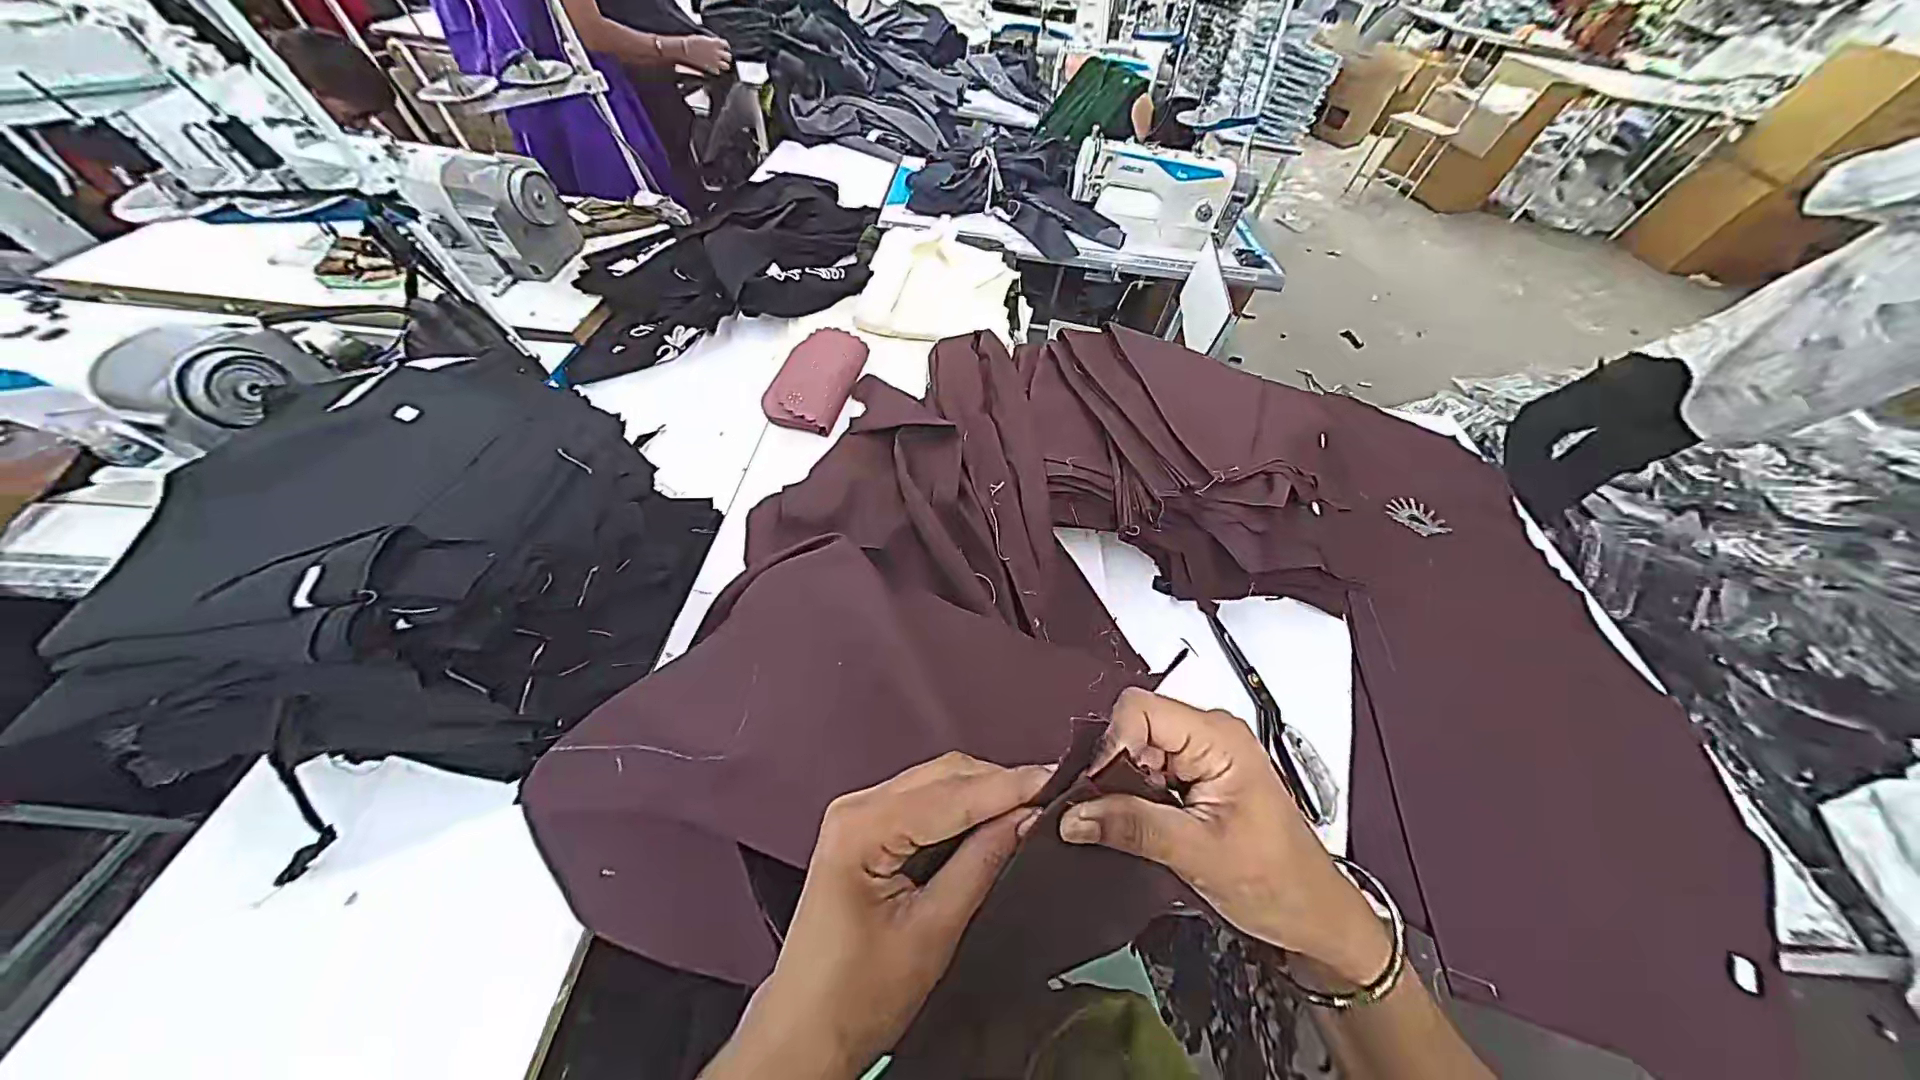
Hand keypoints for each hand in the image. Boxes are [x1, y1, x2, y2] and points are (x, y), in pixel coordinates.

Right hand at [678, 34, 732, 73]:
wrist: (686, 49)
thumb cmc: (692, 41)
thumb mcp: (703, 38)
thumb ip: (712, 42)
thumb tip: (715, 44)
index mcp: (715, 43)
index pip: (726, 44)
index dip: (726, 46)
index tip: (725, 47)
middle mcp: (717, 52)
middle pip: (728, 57)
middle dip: (726, 57)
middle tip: (724, 57)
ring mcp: (714, 61)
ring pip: (726, 66)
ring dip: (724, 65)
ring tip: (721, 64)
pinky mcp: (711, 68)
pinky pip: (718, 71)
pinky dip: (716, 70)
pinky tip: (714, 68)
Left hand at [700, 753, 1051, 1078]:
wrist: (805, 1030)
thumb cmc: (855, 995)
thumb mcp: (931, 932)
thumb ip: (980, 864)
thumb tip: (1026, 818)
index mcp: (860, 829)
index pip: (950, 794)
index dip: (1009, 785)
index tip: (1057, 781)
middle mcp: (855, 807)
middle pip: (944, 775)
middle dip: (1001, 782)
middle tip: (1052, 795)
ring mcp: (859, 813)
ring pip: (938, 781)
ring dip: (985, 790)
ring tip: (1032, 802)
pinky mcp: (868, 828)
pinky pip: (926, 799)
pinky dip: (965, 804)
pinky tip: (994, 815)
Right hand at [1059, 688, 1390, 988]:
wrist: (1313, 916)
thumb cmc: (1284, 882)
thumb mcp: (1199, 854)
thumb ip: (1132, 826)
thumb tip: (1077, 814)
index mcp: (1218, 738)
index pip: (1138, 709)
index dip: (1110, 744)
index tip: (1095, 787)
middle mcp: (1208, 736)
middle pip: (1131, 726)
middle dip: (1111, 769)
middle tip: (1103, 811)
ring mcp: (1199, 755)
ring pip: (1133, 749)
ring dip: (1120, 786)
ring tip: (1127, 822)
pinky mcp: (1192, 775)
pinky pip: (1143, 770)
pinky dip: (1130, 796)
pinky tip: (1137, 822)